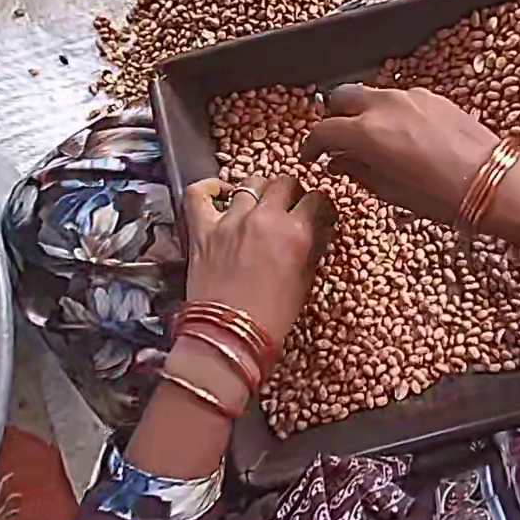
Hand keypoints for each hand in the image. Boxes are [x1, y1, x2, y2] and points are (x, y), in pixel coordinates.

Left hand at [181, 174, 336, 349]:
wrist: (230, 336)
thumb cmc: (273, 316)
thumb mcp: (305, 281)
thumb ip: (312, 249)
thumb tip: (318, 230)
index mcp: (295, 232)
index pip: (316, 199)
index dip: (320, 203)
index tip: (319, 210)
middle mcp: (265, 218)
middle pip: (284, 182)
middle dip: (292, 191)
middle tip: (291, 204)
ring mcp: (231, 220)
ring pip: (250, 182)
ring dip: (260, 189)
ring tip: (260, 201)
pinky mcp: (203, 229)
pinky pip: (199, 194)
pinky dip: (210, 187)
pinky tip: (221, 191)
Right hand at [299, 84, 498, 224]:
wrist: (492, 181)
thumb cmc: (441, 196)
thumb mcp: (391, 191)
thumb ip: (358, 171)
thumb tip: (338, 163)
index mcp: (367, 133)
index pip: (323, 131)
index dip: (311, 145)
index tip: (310, 156)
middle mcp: (384, 106)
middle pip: (341, 98)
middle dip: (333, 118)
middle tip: (336, 142)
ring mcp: (409, 97)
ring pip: (370, 95)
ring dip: (360, 112)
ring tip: (368, 139)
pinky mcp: (431, 96)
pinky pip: (397, 98)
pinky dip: (387, 112)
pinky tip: (398, 134)